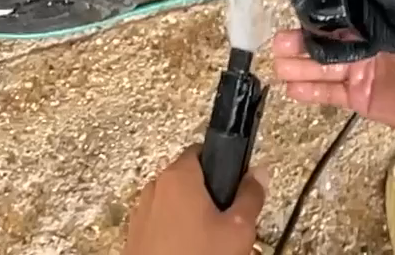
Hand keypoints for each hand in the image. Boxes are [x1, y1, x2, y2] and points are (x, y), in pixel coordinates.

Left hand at [123, 146, 266, 254]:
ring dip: (191, 218)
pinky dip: (174, 234)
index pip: (203, 151)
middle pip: (190, 180)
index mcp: (178, 175)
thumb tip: (259, 173)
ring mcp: (141, 213)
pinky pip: (161, 225)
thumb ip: (251, 197)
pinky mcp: (135, 237)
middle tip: (225, 223)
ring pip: (175, 205)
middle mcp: (155, 187)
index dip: (223, 168)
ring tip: (208, 245)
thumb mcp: (237, 230)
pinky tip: (189, 252)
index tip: (234, 187)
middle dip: (208, 198)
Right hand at [272, 0, 394, 134]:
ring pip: (321, 68)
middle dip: (299, 43)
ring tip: (277, 65)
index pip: (337, 18)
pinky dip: (309, 92)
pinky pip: (330, 94)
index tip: (295, 10)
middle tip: (277, 43)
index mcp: (371, 24)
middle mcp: (360, 46)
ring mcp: (357, 73)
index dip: (316, 16)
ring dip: (298, 66)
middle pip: (323, 44)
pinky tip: (290, 88)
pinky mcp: (359, 98)